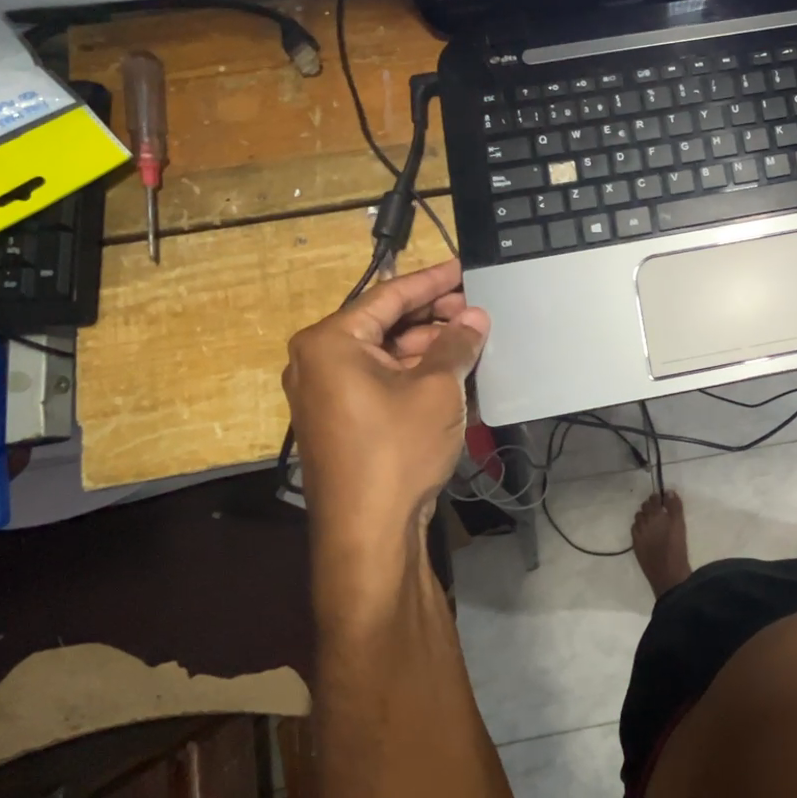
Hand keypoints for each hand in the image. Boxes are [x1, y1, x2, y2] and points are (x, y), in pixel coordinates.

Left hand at [282, 260, 490, 542]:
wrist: (368, 530)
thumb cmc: (397, 447)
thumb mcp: (438, 388)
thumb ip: (457, 344)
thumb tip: (474, 317)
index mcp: (331, 342)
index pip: (389, 295)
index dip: (433, 280)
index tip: (465, 267)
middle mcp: (318, 361)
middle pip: (385, 323)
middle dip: (434, 316)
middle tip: (478, 308)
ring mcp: (327, 393)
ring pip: (386, 353)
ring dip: (430, 346)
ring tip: (475, 339)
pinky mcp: (341, 420)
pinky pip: (381, 380)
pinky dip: (416, 372)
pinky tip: (454, 369)